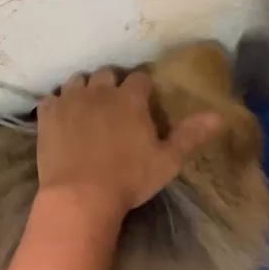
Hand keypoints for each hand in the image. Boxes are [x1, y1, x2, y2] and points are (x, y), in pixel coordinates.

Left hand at [36, 67, 222, 218]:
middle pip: (107, 73)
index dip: (143, 87)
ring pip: (78, 80)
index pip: (140, 78)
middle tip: (115, 105)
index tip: (144, 99)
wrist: (81, 196)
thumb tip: (221, 116)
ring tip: (88, 107)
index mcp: (131, 99)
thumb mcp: (168, 161)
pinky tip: (62, 118)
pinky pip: (51, 97)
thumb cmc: (129, 179)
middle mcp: (100, 91)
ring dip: (85, 89)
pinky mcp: (47, 115)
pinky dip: (58, 103)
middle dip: (112, 84)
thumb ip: (191, 135)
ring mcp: (70, 100)